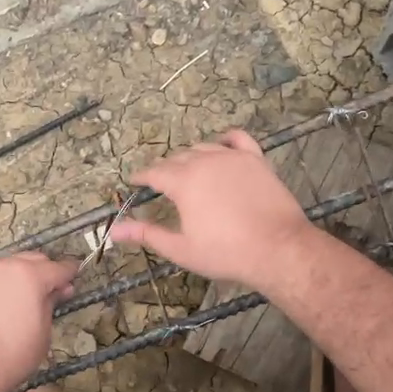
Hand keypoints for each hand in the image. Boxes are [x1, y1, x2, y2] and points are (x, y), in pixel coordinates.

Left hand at [0, 252, 76, 391]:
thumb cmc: (11, 355)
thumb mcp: (42, 333)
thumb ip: (49, 305)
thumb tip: (57, 291)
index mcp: (30, 276)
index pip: (58, 268)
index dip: (69, 273)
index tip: (74, 277)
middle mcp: (3, 268)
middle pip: (31, 260)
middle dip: (43, 271)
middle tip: (49, 291)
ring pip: (5, 269)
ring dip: (17, 278)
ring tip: (19, 301)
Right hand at [110, 130, 314, 287]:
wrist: (278, 248)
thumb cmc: (225, 252)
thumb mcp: (181, 248)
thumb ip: (147, 234)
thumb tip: (114, 230)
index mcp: (183, 181)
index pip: (154, 172)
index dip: (141, 177)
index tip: (134, 182)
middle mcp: (204, 161)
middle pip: (177, 158)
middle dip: (165, 168)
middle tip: (161, 183)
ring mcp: (232, 157)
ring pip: (203, 147)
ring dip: (191, 156)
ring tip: (188, 169)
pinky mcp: (256, 159)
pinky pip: (237, 139)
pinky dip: (225, 139)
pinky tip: (221, 146)